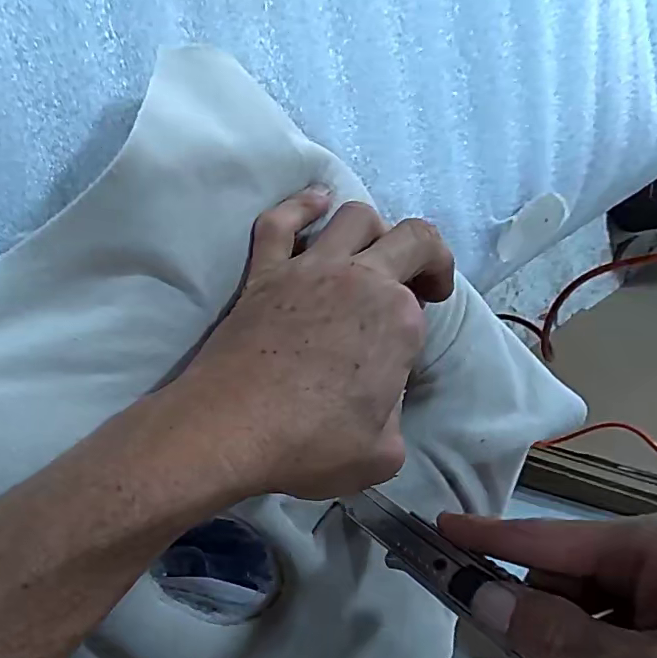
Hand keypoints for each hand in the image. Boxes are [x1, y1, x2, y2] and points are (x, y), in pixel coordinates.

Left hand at [170, 187, 454, 500]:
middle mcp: (361, 281)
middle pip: (411, 238)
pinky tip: (315, 203)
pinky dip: (301, 206)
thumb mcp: (382, 455)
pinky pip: (281, 222)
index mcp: (398, 321)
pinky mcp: (264, 273)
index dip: (419, 324)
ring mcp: (309, 270)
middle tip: (420, 286)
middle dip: (427, 257)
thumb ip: (394, 419)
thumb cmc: (310, 446)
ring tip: (371, 253)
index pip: (423, 304)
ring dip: (373, 228)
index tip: (403, 350)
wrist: (229, 431)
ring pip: (353, 215)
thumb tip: (378, 402)